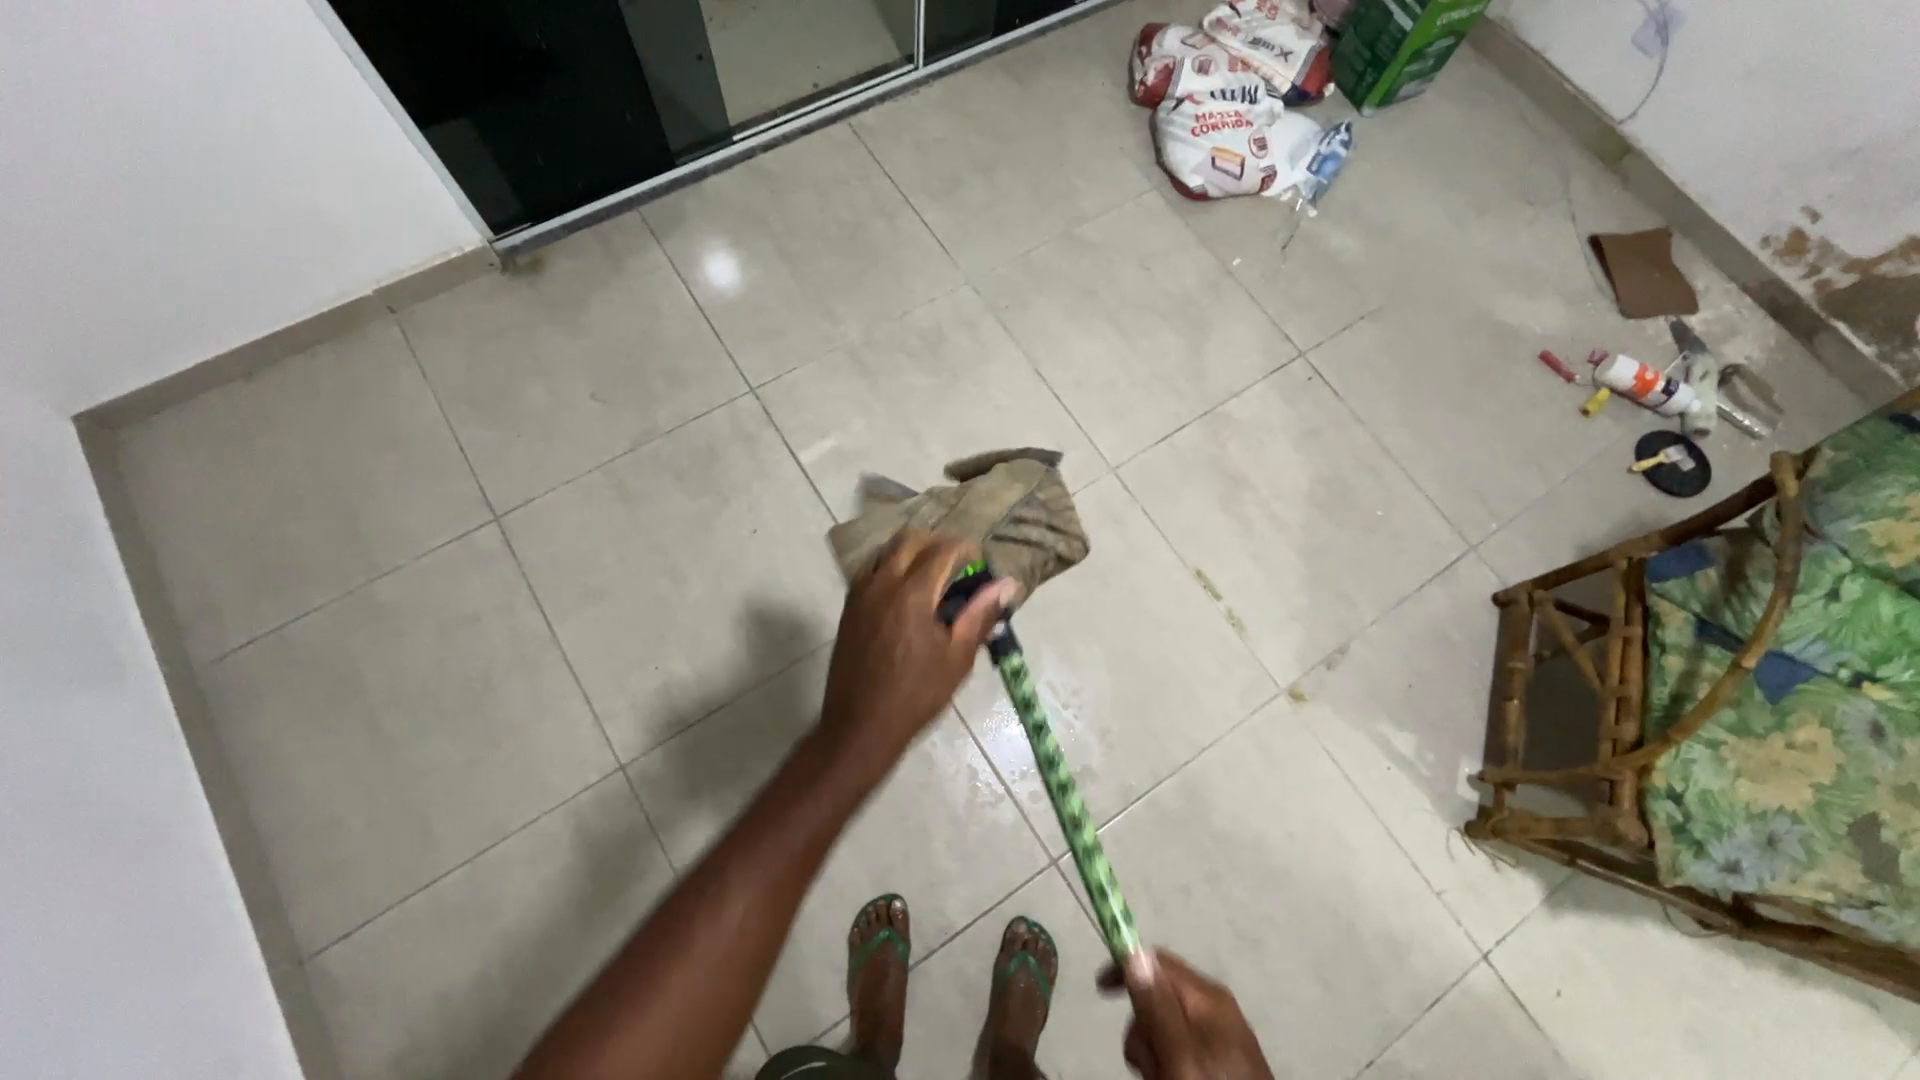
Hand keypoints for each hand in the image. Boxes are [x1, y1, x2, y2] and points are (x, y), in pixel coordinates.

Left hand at [820, 531, 1017, 767]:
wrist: (861, 724)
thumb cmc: (917, 694)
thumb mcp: (958, 656)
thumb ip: (980, 614)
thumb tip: (1007, 584)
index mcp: (913, 593)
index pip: (943, 550)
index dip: (965, 549)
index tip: (980, 561)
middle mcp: (882, 583)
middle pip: (909, 539)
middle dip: (937, 543)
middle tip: (957, 564)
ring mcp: (860, 594)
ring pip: (885, 552)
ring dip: (911, 553)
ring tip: (932, 577)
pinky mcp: (848, 608)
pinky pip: (870, 571)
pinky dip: (890, 569)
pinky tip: (905, 595)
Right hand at [1100, 950, 1272, 1079]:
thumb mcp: (1178, 1053)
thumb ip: (1156, 1004)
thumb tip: (1133, 952)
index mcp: (1208, 997)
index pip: (1158, 961)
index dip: (1125, 967)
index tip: (1100, 990)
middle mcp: (1214, 1006)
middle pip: (1158, 994)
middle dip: (1142, 1027)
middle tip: (1145, 1062)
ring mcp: (1218, 1032)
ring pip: (1164, 1023)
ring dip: (1152, 1049)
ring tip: (1160, 1076)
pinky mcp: (1219, 1055)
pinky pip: (1178, 1043)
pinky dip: (1167, 1060)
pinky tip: (1171, 1077)